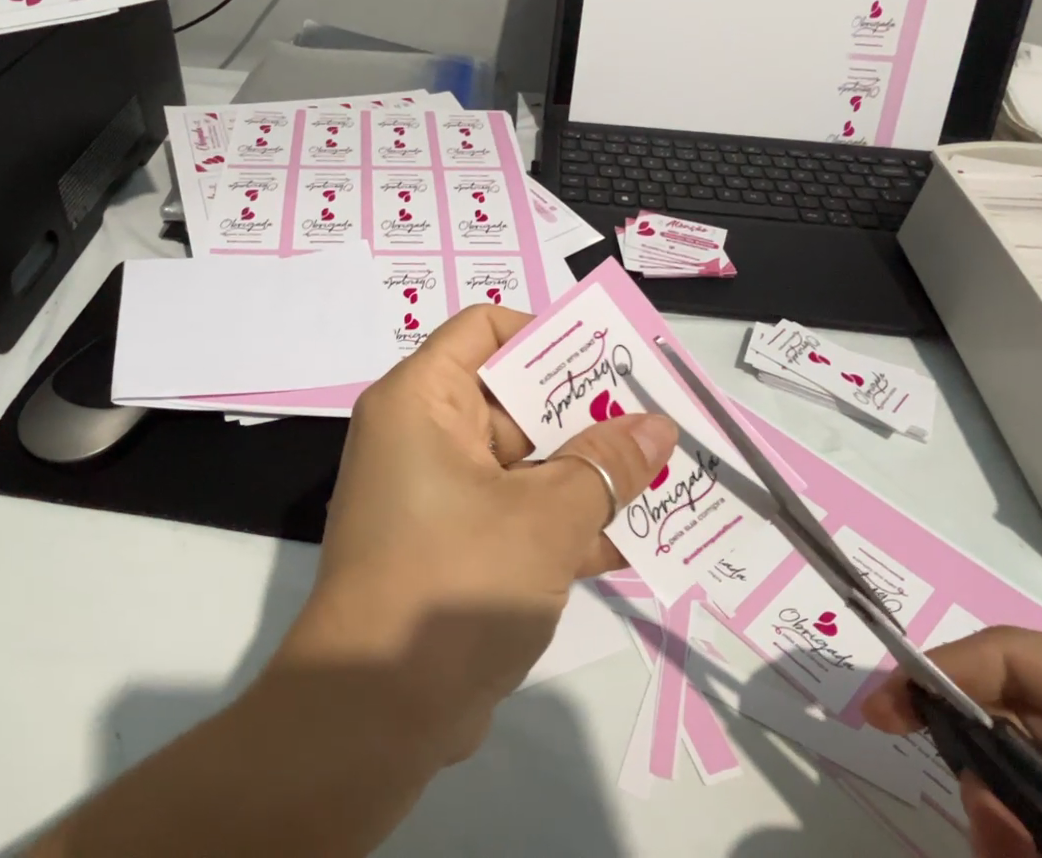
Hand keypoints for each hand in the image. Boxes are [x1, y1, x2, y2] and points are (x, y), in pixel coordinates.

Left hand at [273, 305, 677, 761]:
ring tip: (665, 478)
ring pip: (521, 464)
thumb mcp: (546, 516)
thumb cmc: (456, 582)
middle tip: (659, 422)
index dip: (548, 335)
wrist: (376, 710)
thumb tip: (657, 425)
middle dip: (586, 414)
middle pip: (511, 399)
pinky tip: (632, 541)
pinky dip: (562, 524)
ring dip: (585, 475)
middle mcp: (421, 438)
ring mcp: (434, 497)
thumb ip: (606, 465)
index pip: (484, 330)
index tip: (611, 361)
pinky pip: (513, 515)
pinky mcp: (450, 549)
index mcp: (422, 402)